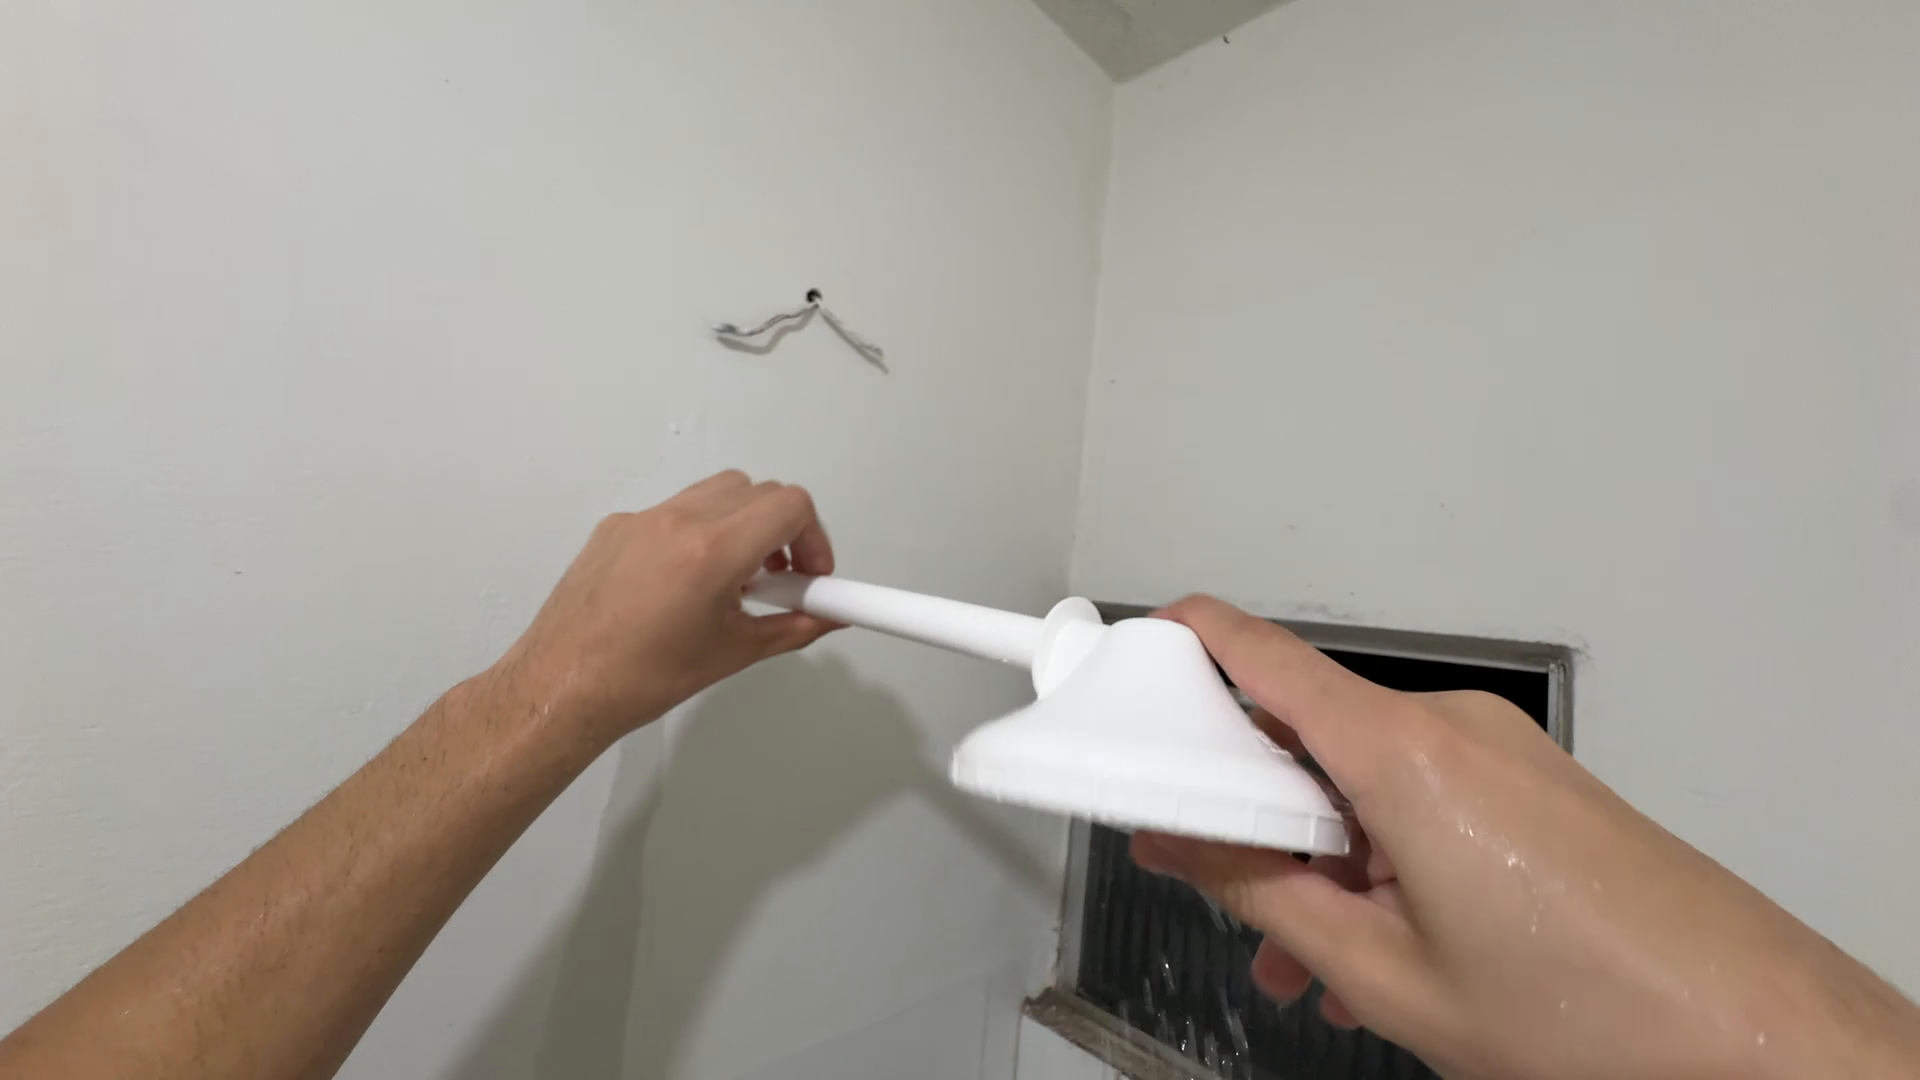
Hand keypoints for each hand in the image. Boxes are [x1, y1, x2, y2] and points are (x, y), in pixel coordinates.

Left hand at [484, 471, 839, 752]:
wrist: (559, 689)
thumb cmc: (644, 679)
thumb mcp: (735, 653)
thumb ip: (794, 628)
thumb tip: (831, 617)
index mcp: (712, 552)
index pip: (790, 506)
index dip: (815, 537)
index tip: (812, 575)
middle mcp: (679, 521)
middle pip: (760, 491)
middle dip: (785, 529)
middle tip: (783, 578)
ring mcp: (643, 519)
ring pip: (718, 491)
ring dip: (745, 521)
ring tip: (738, 576)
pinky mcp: (616, 526)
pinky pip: (676, 509)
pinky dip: (701, 530)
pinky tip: (687, 580)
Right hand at [1131, 596, 1919, 1079]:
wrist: (1801, 1067)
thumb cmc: (1590, 1025)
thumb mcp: (1383, 971)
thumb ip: (1258, 892)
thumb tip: (1173, 844)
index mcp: (1400, 752)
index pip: (1266, 656)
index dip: (1195, 633)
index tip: (1144, 640)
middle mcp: (1447, 725)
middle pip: (1304, 727)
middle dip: (1250, 798)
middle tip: (1214, 873)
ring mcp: (1496, 749)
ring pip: (1359, 775)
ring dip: (1316, 846)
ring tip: (1307, 954)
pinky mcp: (1529, 781)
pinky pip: (1416, 793)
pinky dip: (1375, 849)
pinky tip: (1381, 939)